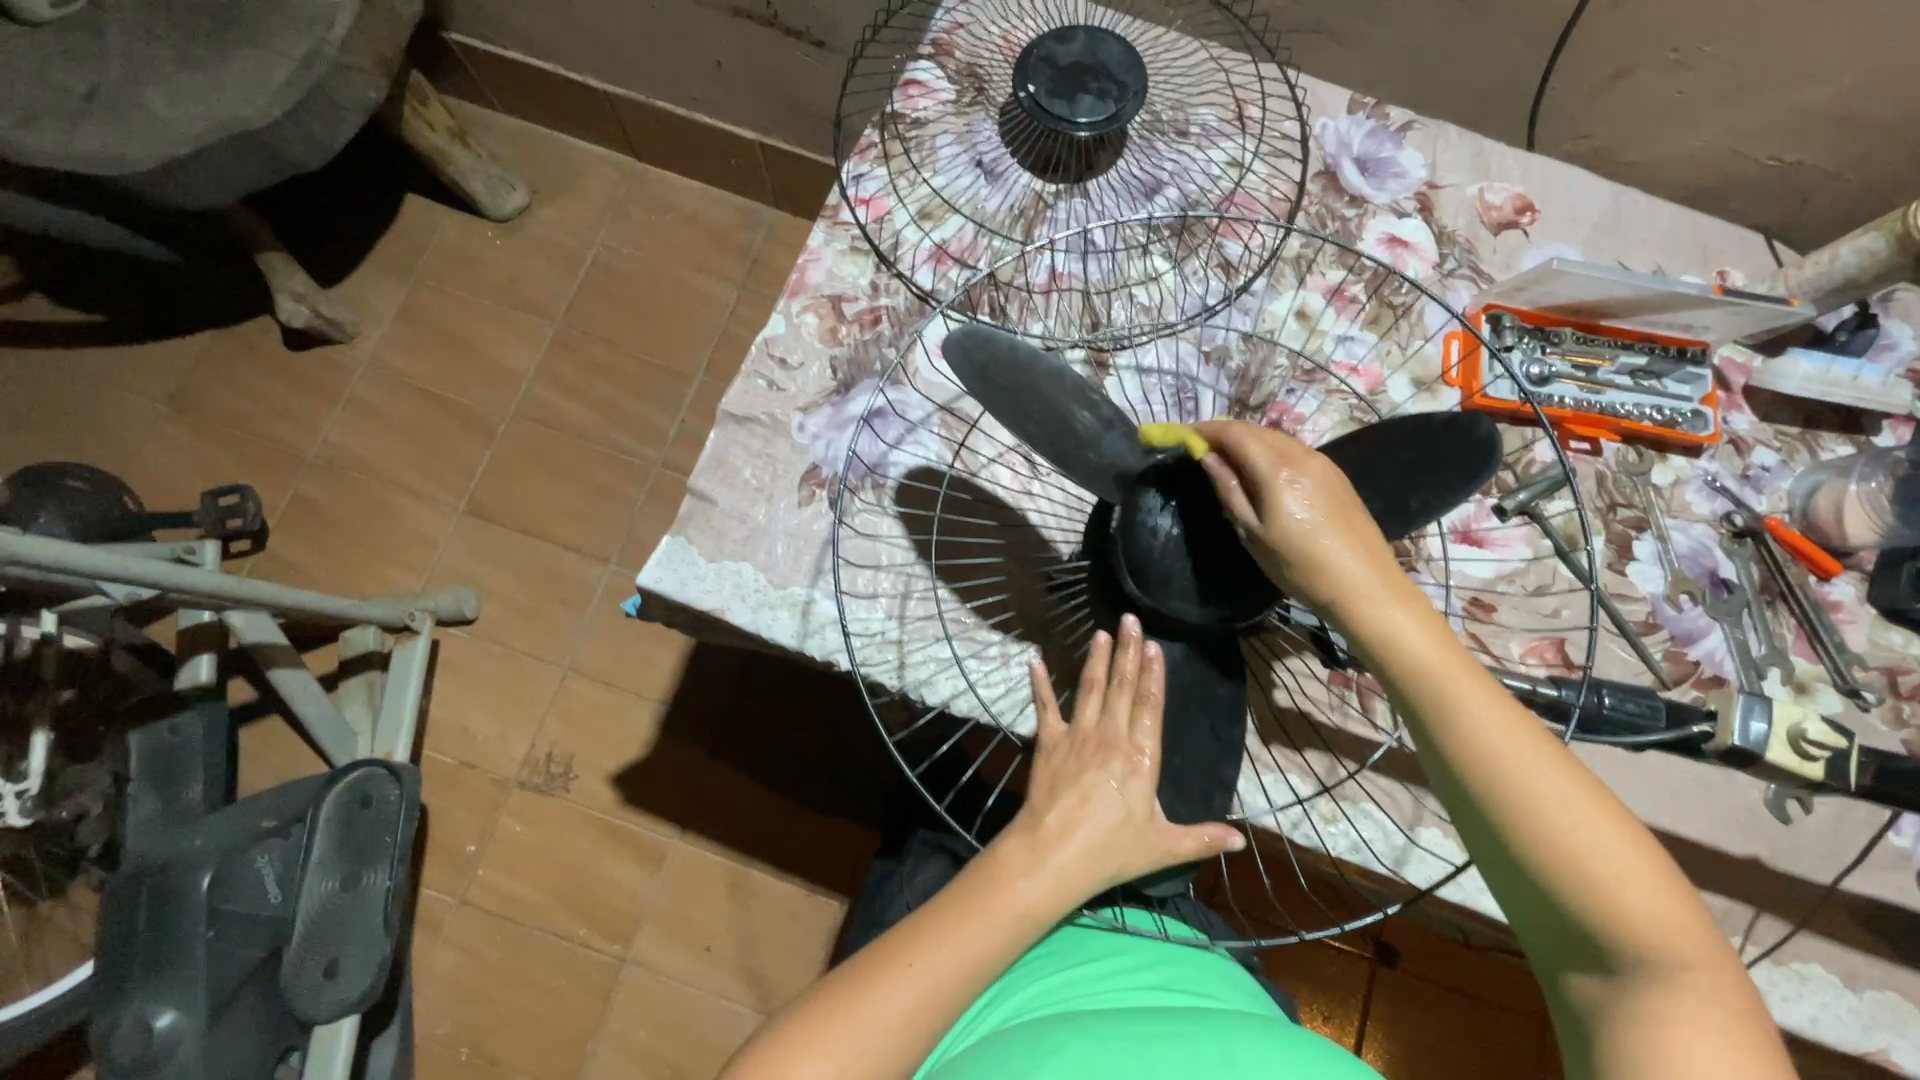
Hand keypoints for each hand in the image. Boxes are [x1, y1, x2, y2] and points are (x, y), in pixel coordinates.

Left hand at [1000, 615, 1244, 901]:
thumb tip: (1242, 841)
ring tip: (1101, 631)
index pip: (1149, 705)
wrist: (1054, 853)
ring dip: (1095, 658)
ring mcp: (1077, 736)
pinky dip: (1040, 684)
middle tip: (1130, 619)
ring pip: (1089, 688)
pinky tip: (1035, 661)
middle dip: (1127, 651)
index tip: (1154, 646)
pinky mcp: (1048, 742)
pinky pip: (1045, 707)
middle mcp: (1110, 737)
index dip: (1152, 674)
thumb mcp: (1164, 847)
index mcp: (1141, 757)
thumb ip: (1203, 839)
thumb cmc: (1111, 850)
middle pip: (1121, 687)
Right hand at [1191, 419, 1407, 613]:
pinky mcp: (1334, 473)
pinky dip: (1269, 450)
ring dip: (1248, 440)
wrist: (1362, 583)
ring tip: (1227, 458)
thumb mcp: (1252, 533)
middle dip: (1226, 432)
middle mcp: (1301, 455)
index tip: (1184, 435)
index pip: (1235, 433)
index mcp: (1277, 470)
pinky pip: (1294, 449)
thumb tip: (1207, 458)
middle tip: (1201, 446)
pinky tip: (1261, 469)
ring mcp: (1322, 462)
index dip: (1207, 429)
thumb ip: (1229, 490)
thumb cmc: (1298, 565)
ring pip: (1276, 437)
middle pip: (1256, 430)